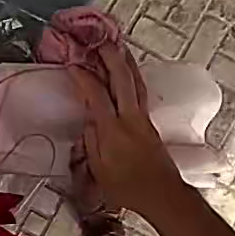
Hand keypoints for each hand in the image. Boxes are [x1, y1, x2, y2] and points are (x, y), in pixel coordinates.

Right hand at [70, 43, 188, 221]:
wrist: (162, 194)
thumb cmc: (127, 188)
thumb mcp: (99, 170)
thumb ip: (91, 143)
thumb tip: (88, 122)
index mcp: (113, 130)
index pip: (96, 95)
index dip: (84, 77)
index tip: (73, 64)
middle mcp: (130, 119)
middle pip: (121, 80)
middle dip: (110, 58)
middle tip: (100, 41)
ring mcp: (142, 119)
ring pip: (135, 83)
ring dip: (126, 63)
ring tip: (118, 47)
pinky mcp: (149, 123)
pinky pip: (139, 92)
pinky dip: (132, 77)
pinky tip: (128, 73)